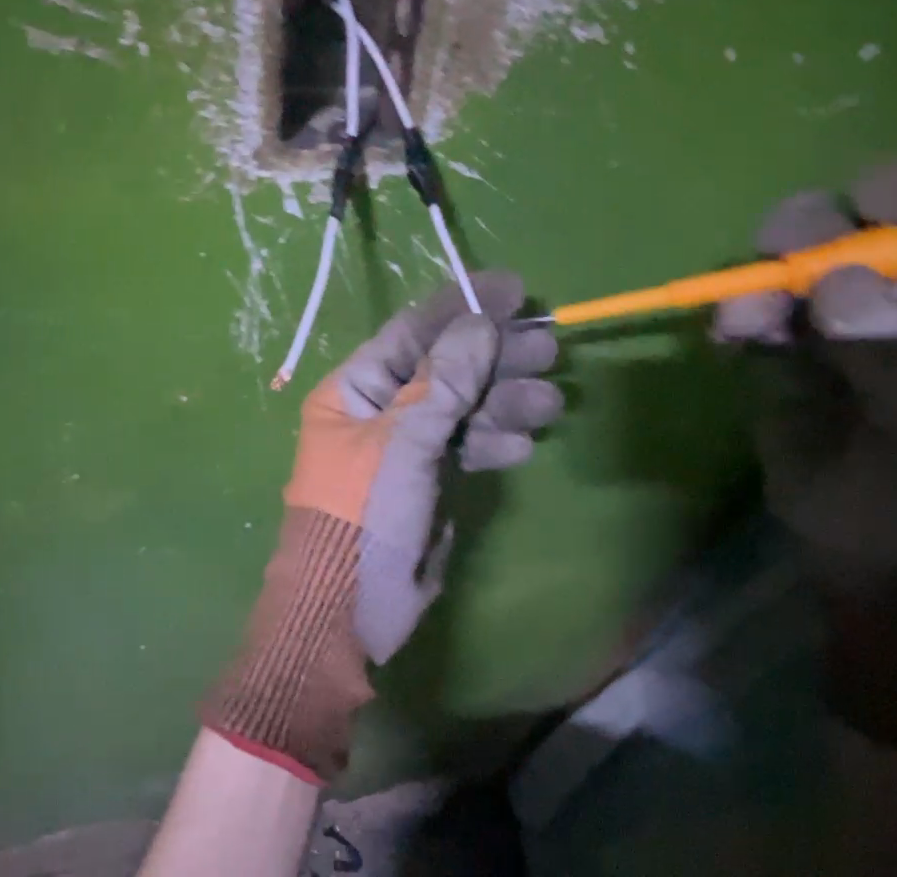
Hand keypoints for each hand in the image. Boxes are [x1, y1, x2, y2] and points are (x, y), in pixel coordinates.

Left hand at [289, 270, 563, 660]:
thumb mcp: (402, 441)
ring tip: (549, 401)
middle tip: (549, 346)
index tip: (516, 289)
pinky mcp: (430, 480)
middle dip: (496, 356)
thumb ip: (443, 381)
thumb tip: (480, 322)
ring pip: (465, 407)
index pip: (414, 330)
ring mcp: (407, 445)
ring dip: (505, 401)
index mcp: (356, 387)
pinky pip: (468, 447)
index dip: (464, 306)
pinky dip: (495, 442)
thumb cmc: (361, 512)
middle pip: (447, 367)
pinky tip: (523, 444)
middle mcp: (381, 408)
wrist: (347, 607)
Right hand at [714, 162, 896, 759]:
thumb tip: (834, 279)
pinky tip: (731, 341)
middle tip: (784, 267)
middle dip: (811, 235)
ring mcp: (826, 323)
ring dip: (760, 277)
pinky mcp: (773, 353)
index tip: (862, 210)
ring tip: (747, 323)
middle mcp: (891, 298)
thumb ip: (894, 349)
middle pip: (846, 225)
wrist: (868, 568)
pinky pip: (747, 310)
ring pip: (785, 261)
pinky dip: (734, 315)